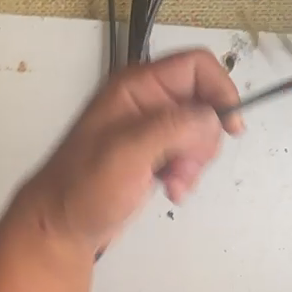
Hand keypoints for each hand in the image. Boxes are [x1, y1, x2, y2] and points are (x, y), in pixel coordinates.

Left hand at [13, 50, 242, 257]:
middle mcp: (147, 101)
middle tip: (183, 161)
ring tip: (173, 179)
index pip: (196, 66)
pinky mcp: (156, 152)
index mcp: (136, 87)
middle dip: (204, 137)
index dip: (219, 89)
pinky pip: (191, 154)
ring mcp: (152, 128)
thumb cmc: (79, 188)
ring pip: (201, 131)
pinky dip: (189, 173)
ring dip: (196, 160)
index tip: (228, 122)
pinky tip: (171, 187)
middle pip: (205, 101)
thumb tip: (210, 116)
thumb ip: (171, 127)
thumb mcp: (126, 152)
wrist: (63, 225)